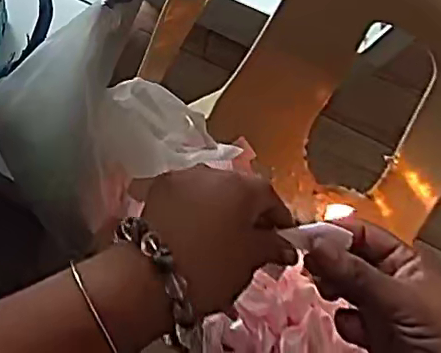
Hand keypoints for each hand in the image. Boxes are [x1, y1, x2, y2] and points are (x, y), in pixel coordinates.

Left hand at [139, 165, 298, 312]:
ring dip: (222, 206)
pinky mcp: (160, 184)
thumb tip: (286, 245)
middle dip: (250, 211)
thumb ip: (273, 246)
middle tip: (255, 241)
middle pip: (239, 187)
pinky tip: (196, 228)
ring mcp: (182, 174)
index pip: (269, 194)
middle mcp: (210, 171)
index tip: (284, 240)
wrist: (154, 269)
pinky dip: (197, 205)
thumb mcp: (250, 260)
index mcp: (239, 186)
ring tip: (224, 236)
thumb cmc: (212, 266)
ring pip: (212, 188)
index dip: (280, 217)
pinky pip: (188, 191)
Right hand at [302, 216, 440, 352]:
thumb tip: (313, 242)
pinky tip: (352, 330)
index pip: (361, 232)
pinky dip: (345, 321)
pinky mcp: (378, 336)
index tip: (304, 237)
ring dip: (331, 288)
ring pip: (344, 286)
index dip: (333, 231)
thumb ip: (356, 272)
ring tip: (327, 294)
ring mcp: (384, 308)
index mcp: (403, 260)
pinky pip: (350, 318)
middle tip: (310, 267)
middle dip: (327, 261)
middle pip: (347, 257)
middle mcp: (390, 279)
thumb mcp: (401, 301)